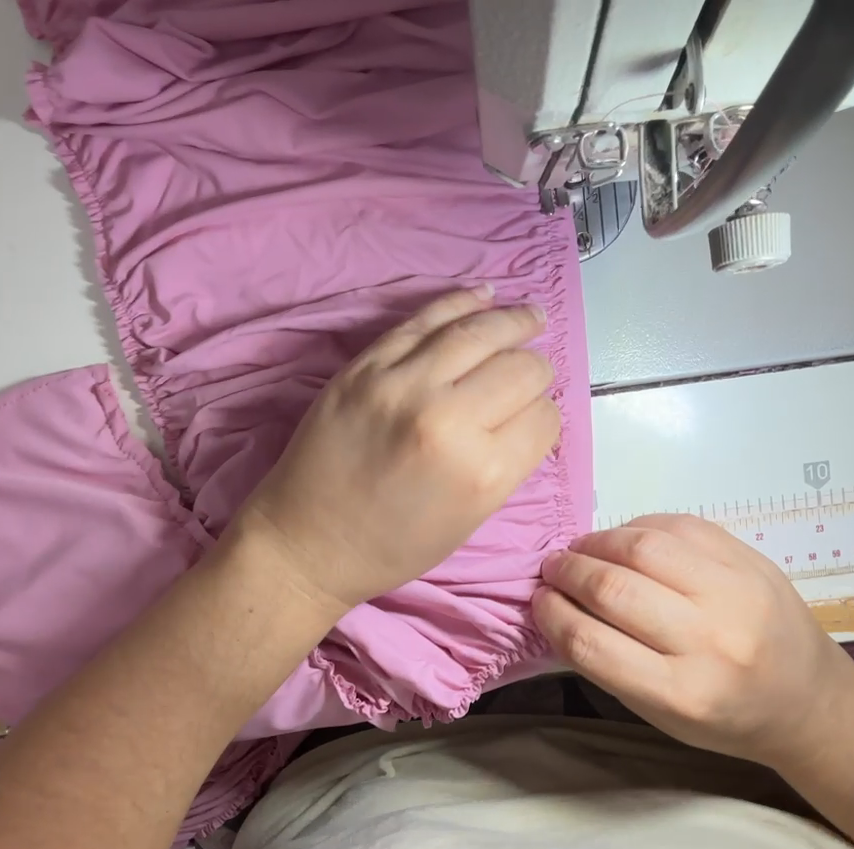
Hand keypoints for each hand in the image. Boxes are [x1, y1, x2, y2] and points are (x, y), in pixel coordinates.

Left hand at [230, 286, 560, 613]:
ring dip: (514, 321)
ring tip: (531, 317)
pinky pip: (426, 319)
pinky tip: (484, 296)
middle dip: (535, 370)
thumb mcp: (468, 520)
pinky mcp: (366, 366)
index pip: (543, 418)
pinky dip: (461, 303)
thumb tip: (528, 411)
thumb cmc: (392, 546)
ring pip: (479, 332)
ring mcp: (403, 385)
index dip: (544, 415)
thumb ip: (505, 462)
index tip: (533, 416)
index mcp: (482, 472)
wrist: (308, 542)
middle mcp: (449, 420)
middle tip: (533, 372)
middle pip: (521, 370)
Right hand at [534, 514, 853, 767]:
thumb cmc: (723, 718)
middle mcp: (711, 641)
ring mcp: (736, 594)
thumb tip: (558, 603)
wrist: (808, 702)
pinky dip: (638, 528)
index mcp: (680, 694)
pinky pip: (680, 525)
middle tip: (552, 570)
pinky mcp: (752, 561)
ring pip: (643, 546)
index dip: (551, 614)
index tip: (539, 600)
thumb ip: (607, 661)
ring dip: (597, 543)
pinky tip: (625, 541)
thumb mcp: (658, 712)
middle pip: (613, 589)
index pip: (590, 642)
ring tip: (581, 551)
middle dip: (567, 572)